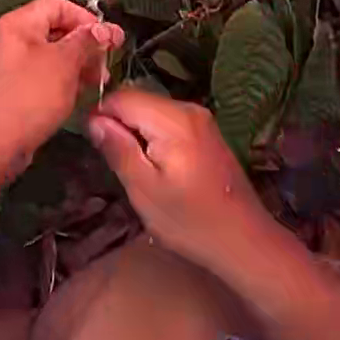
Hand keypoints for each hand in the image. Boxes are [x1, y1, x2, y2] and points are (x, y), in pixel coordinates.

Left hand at [0, 0, 122, 174]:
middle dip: (85, 45)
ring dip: (77, 66)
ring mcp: (9, 64)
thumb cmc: (28, 97)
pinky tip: (76, 97)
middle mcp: (10, 39)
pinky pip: (42, 76)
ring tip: (97, 85)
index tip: (109, 41)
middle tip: (105, 68)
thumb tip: (107, 28)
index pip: (58, 5)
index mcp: (18, 23)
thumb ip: (86, 41)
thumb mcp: (63, 64)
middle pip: (55, 29)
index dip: (87, 18)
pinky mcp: (11, 88)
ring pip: (51, 55)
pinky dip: (61, 82)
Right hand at [86, 88, 281, 271]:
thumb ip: (117, 148)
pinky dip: (150, 134)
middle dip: (118, 123)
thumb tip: (93, 120)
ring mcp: (200, 118)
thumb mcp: (143, 189)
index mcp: (172, 120)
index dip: (101, 117)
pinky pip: (164, 119)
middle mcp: (188, 109)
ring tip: (134, 164)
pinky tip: (155, 164)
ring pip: (148, 108)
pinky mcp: (204, 130)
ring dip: (133, 130)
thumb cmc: (191, 221)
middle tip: (116, 160)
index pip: (120, 97)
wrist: (247, 242)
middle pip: (135, 99)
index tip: (98, 147)